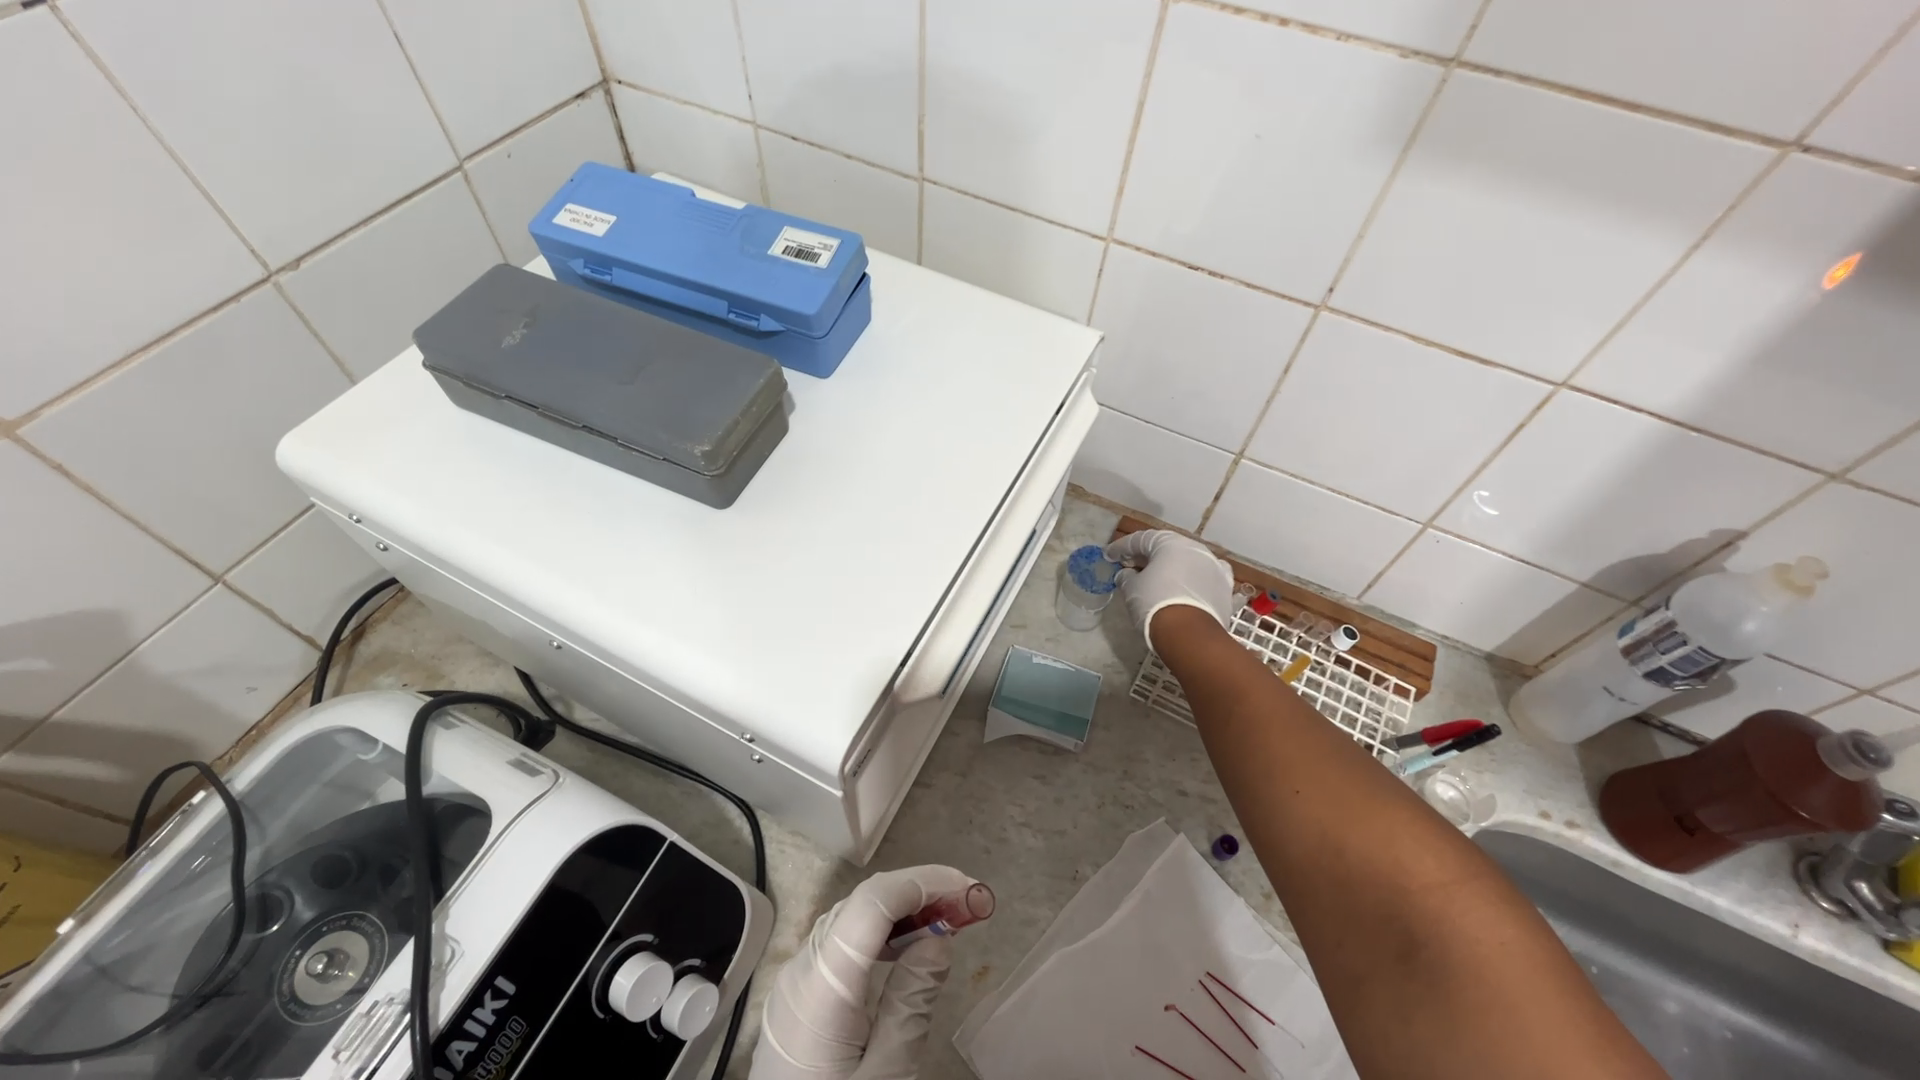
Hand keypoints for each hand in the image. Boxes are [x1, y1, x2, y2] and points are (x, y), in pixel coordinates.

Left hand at [751, 865, 977, 1079]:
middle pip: (861, 904)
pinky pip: (838, 945)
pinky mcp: (796, 998)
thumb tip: (938, 938)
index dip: (923, 883)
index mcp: (822, 989)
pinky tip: (906, 949)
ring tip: (948, 922)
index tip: (970, 891)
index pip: (872, 903)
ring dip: (900, 909)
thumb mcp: (887, 1075)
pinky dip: (877, 933)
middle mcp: (800, 971)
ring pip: (849, 919)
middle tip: (970, 907)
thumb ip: (912, 1002)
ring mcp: (793, 982)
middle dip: (918, 892)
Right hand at [1104, 530, 1233, 647]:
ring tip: (1158, 578)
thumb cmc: (1155, 604)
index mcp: (1170, 543)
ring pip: (1188, 562)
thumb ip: (1126, 577)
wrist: (1189, 635)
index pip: (1140, 540)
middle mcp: (1196, 549)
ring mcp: (1214, 567)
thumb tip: (1126, 574)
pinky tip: (1189, 587)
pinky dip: (1195, 581)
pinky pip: (1205, 579)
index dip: (1121, 547)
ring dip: (1172, 567)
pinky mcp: (1225, 588)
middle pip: (1166, 549)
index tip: (1109, 556)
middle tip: (1130, 565)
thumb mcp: (1131, 589)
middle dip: (1147, 556)